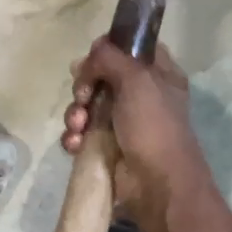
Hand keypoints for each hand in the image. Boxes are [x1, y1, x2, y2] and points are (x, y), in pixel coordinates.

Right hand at [62, 38, 211, 220]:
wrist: (156, 183)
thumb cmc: (153, 125)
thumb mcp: (137, 79)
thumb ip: (111, 57)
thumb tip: (93, 50)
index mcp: (158, 75)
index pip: (131, 48)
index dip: (109, 49)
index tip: (94, 58)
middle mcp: (140, 95)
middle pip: (100, 76)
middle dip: (83, 86)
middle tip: (83, 96)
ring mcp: (122, 122)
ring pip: (86, 105)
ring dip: (74, 114)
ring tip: (78, 127)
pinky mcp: (106, 146)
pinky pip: (80, 133)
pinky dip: (73, 137)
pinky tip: (75, 144)